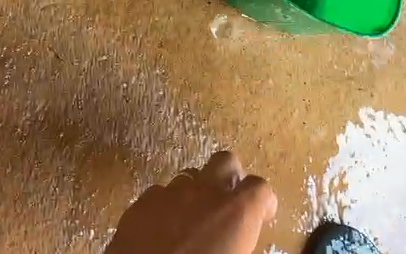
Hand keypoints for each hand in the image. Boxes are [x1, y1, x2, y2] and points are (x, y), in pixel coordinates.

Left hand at [104, 150, 276, 253]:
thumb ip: (240, 244)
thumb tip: (238, 242)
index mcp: (236, 213)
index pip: (261, 189)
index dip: (264, 201)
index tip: (264, 214)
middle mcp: (206, 193)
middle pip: (225, 161)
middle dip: (230, 177)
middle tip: (228, 201)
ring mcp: (170, 193)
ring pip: (189, 177)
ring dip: (196, 194)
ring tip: (192, 222)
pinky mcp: (141, 203)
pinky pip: (160, 194)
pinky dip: (166, 208)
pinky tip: (162, 232)